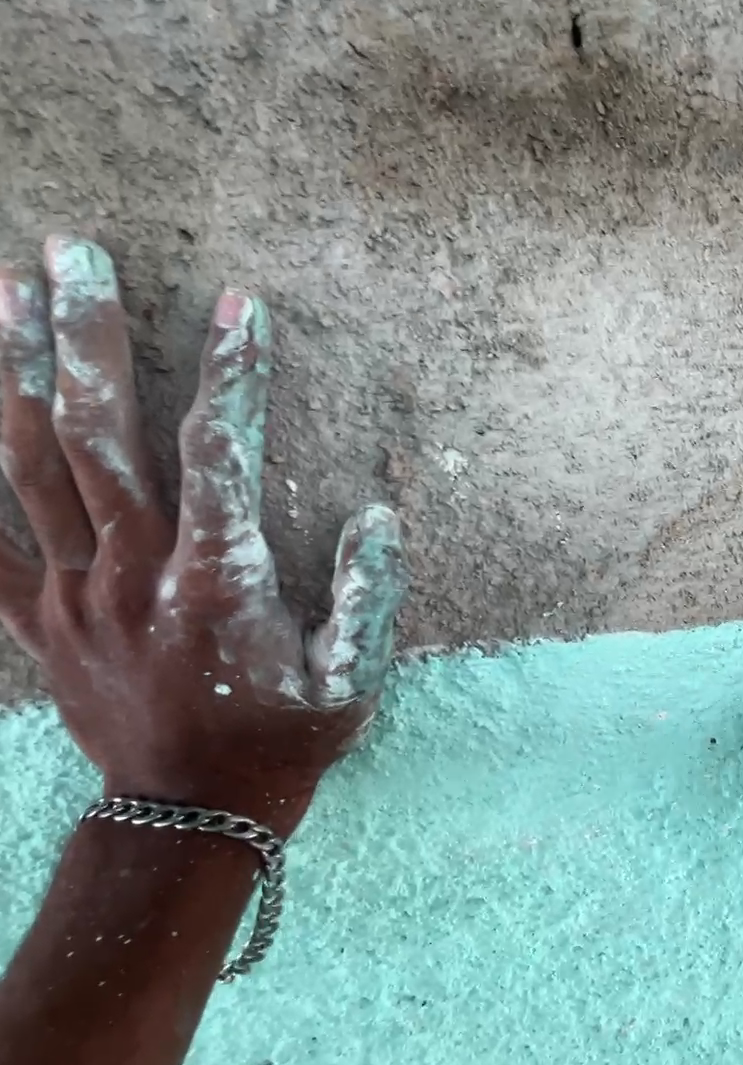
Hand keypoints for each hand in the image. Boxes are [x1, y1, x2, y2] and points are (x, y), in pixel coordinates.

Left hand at [0, 235, 407, 834]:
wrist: (195, 806)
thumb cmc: (294, 731)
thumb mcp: (361, 673)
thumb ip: (369, 593)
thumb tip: (380, 515)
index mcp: (220, 583)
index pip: (220, 455)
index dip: (232, 376)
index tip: (239, 307)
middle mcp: (132, 573)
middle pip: (94, 436)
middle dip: (82, 338)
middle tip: (74, 254)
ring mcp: (70, 592)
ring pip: (19, 465)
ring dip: (5, 371)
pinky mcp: (37, 615)